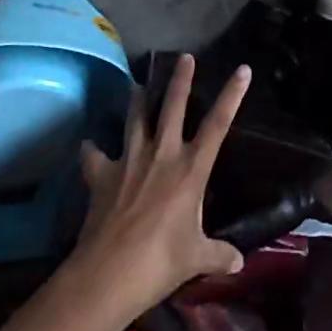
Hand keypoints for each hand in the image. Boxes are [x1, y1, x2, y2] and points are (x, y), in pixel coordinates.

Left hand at [72, 55, 249, 315]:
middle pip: (173, 107)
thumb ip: (219, 254)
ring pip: (135, 119)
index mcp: (191, 169)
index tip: (242, 69)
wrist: (108, 273)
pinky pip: (95, 157)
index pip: (219, 124)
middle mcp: (162, 155)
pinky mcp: (101, 175)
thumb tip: (239, 262)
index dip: (232, 95)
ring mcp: (129, 161)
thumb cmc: (161, 262)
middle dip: (181, 80)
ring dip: (138, 101)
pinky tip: (89, 146)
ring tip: (138, 85)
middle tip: (184, 57)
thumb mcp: (197, 258)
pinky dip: (93, 151)